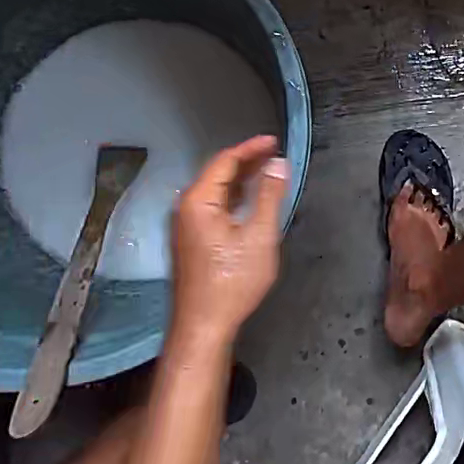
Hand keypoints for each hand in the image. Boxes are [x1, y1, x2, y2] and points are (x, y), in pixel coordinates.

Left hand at [170, 135, 289, 337]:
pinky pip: (213, 206)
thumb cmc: (232, 282)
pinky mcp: (192, 239)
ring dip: (241, 178)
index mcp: (199, 202)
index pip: (225, 162)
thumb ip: (269, 196)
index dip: (250, 148)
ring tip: (267, 170)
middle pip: (217, 173)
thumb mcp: (260, 236)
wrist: (204, 323)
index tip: (272, 141)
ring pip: (216, 190)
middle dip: (246, 160)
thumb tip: (277, 165)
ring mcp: (186, 225)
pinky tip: (251, 199)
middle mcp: (186, 208)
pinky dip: (234, 196)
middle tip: (273, 152)